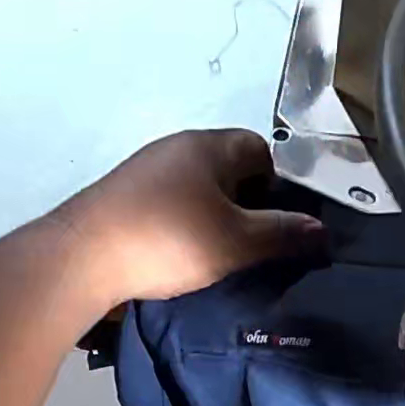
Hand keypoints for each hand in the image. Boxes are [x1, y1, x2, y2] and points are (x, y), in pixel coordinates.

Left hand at [2, 129, 325, 307]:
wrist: (83, 259)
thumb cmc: (169, 240)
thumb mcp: (236, 241)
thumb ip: (282, 234)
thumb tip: (320, 229)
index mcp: (208, 147)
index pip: (262, 150)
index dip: (282, 184)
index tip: (285, 222)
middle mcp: (178, 149)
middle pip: (233, 170)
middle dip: (253, 204)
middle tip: (262, 244)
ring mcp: (150, 171)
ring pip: (204, 189)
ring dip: (222, 217)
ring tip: (229, 254)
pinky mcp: (130, 197)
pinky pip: (178, 204)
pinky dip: (192, 224)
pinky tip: (191, 253)